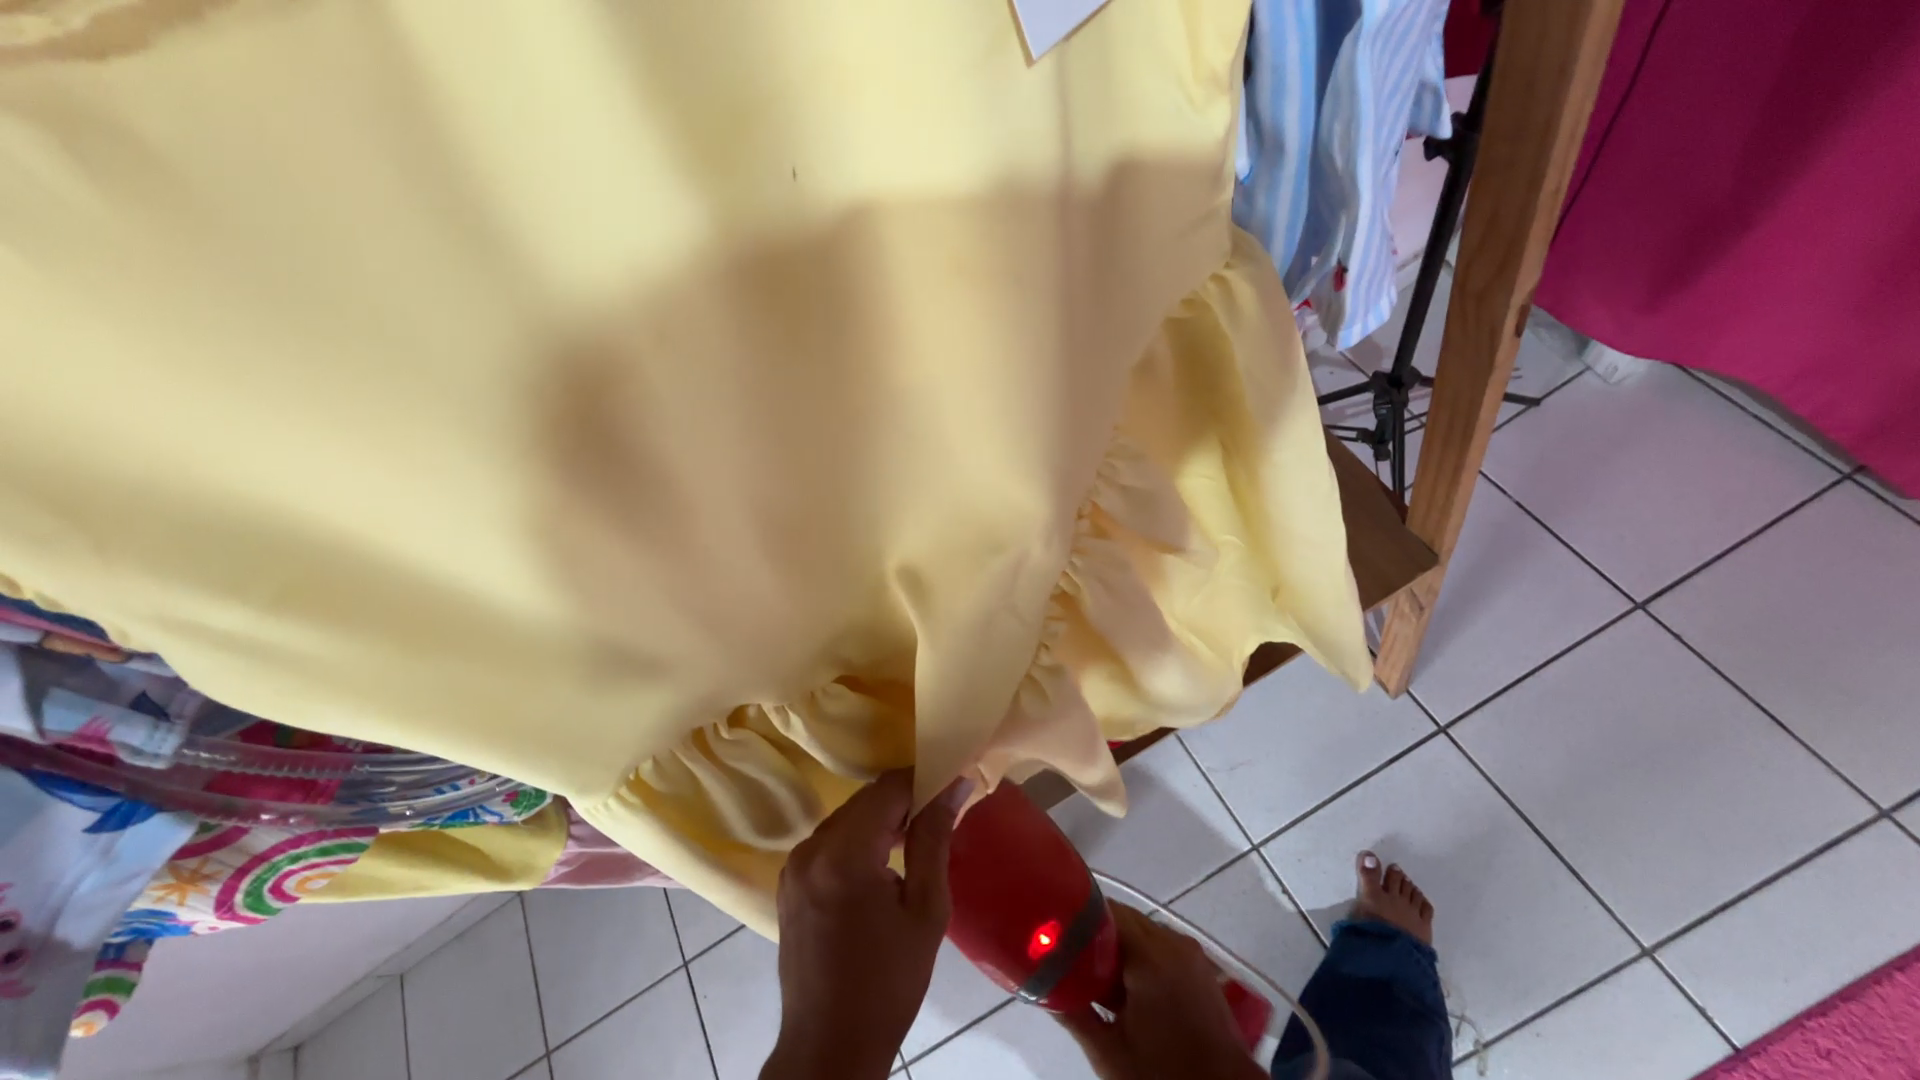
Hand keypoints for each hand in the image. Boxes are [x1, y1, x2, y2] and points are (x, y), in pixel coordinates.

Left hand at [760, 769, 972, 1079]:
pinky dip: (857, 841)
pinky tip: (881, 865)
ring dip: (880, 821)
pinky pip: (828, 843)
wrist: (831, 1045)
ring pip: (845, 819)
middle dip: (903, 801)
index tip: (953, 787)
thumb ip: (933, 840)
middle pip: (863, 801)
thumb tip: (954, 786)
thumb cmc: (889, 982)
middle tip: (941, 816)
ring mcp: (793, 867)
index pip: (887, 789)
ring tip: (916, 842)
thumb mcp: (926, 909)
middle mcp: (809, 850)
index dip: (923, 782)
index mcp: (842, 855)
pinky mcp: (788, 884)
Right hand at [1056, 904, 1266, 1079]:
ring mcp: (1192, 954)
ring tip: (1093, 978)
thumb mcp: (1109, 1053)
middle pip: (1123, 919)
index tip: (1051, 935)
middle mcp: (1174, 943)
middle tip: (1066, 960)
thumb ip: (1073, 1014)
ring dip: (1117, 947)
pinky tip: (1124, 988)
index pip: (1105, 912)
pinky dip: (1140, 957)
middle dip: (1094, 936)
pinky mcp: (1201, 968)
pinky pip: (1161, 947)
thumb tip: (1042, 987)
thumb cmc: (1165, 1075)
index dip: (1075, 920)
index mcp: (1151, 955)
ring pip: (1142, 932)